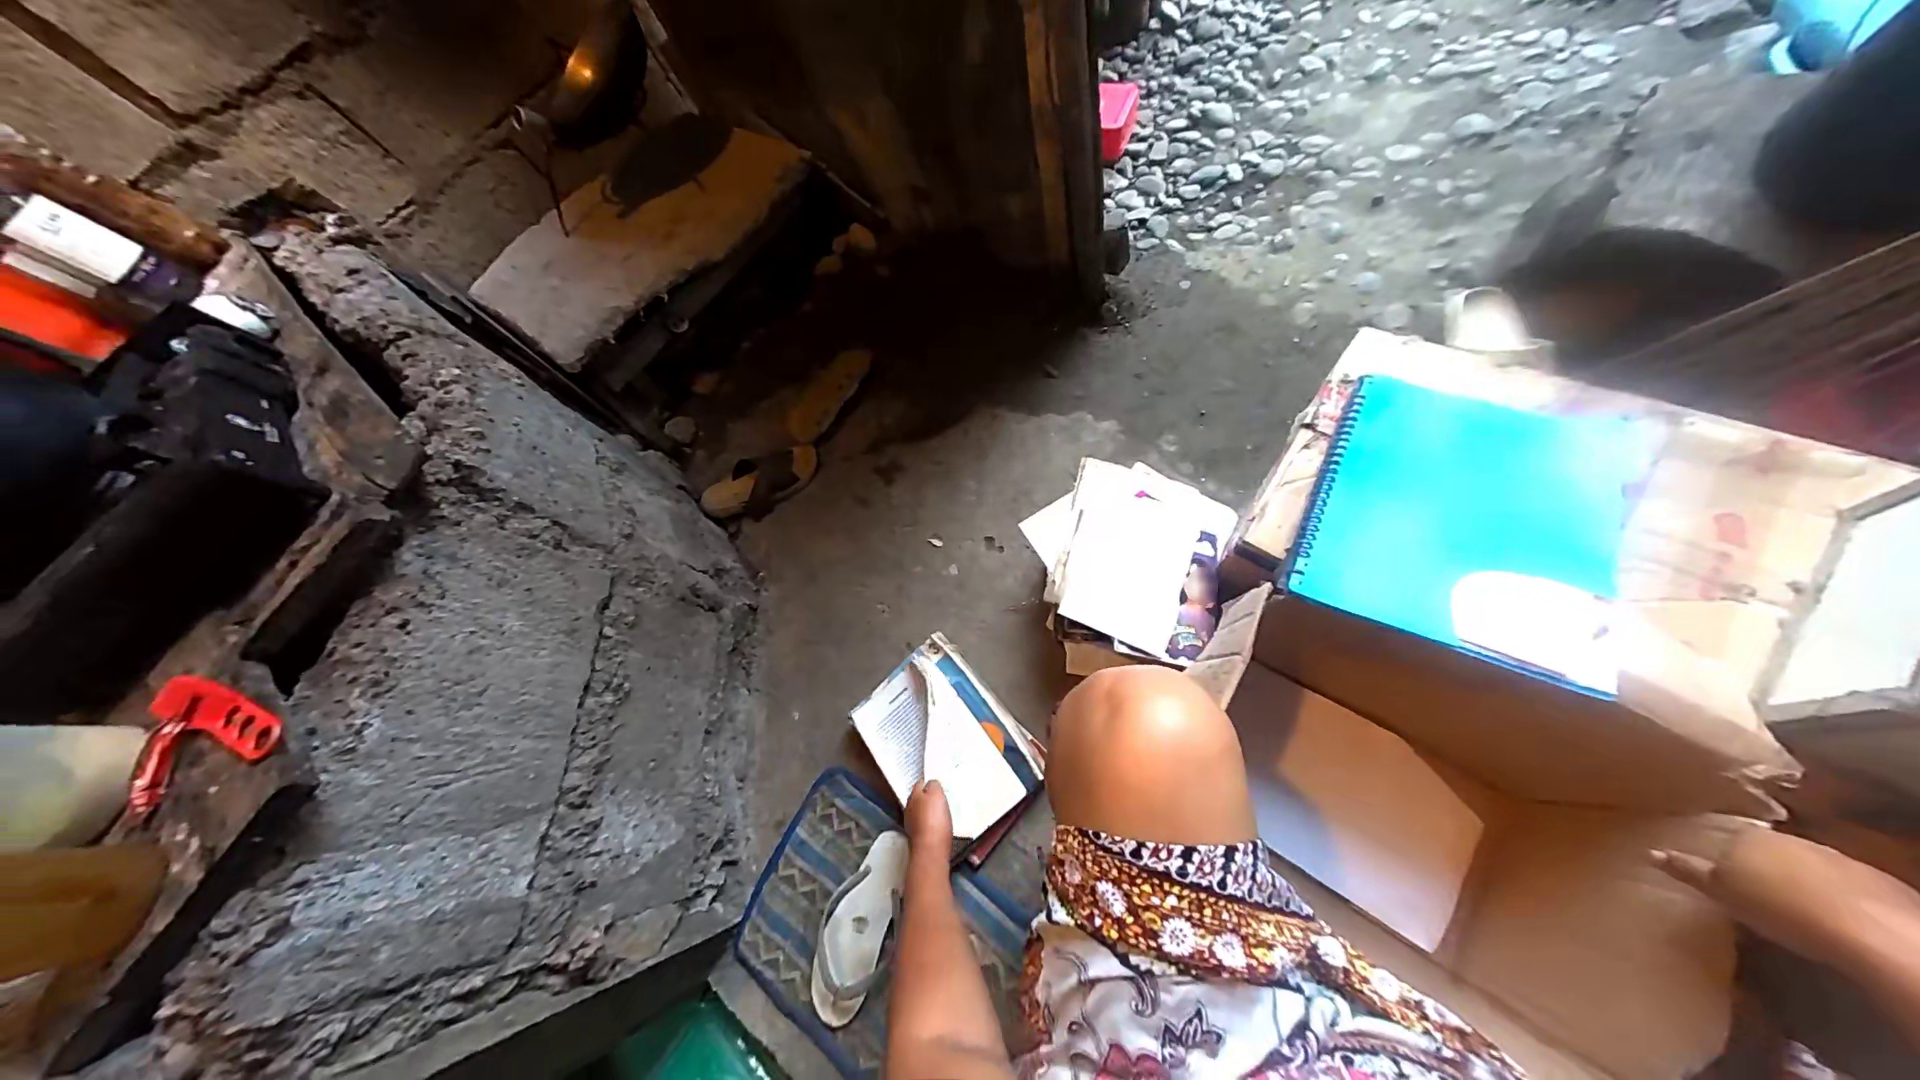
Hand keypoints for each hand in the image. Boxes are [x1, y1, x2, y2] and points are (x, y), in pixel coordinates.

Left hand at [905, 780, 952, 854]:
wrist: (931, 850)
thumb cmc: (934, 820)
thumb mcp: (937, 794)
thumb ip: (934, 785)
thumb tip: (932, 783)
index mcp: (913, 796)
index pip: (919, 783)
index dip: (929, 781)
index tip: (937, 782)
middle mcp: (909, 808)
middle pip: (919, 798)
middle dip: (928, 796)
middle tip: (942, 797)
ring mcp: (912, 823)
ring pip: (921, 811)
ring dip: (929, 810)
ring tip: (942, 811)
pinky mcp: (918, 836)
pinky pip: (925, 824)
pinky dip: (931, 823)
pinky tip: (939, 826)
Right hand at [1653, 830, 1919, 968]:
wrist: (1871, 934)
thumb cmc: (1779, 908)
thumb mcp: (1721, 892)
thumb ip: (1688, 870)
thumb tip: (1649, 852)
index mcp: (1749, 837)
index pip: (1730, 842)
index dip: (1727, 862)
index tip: (1727, 884)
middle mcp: (1792, 839)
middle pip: (1772, 853)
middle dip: (1767, 870)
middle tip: (1760, 898)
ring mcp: (1842, 860)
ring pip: (1812, 869)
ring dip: (1805, 885)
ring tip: (1801, 913)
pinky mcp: (1883, 884)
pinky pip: (1851, 889)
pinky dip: (1842, 900)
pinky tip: (1840, 922)